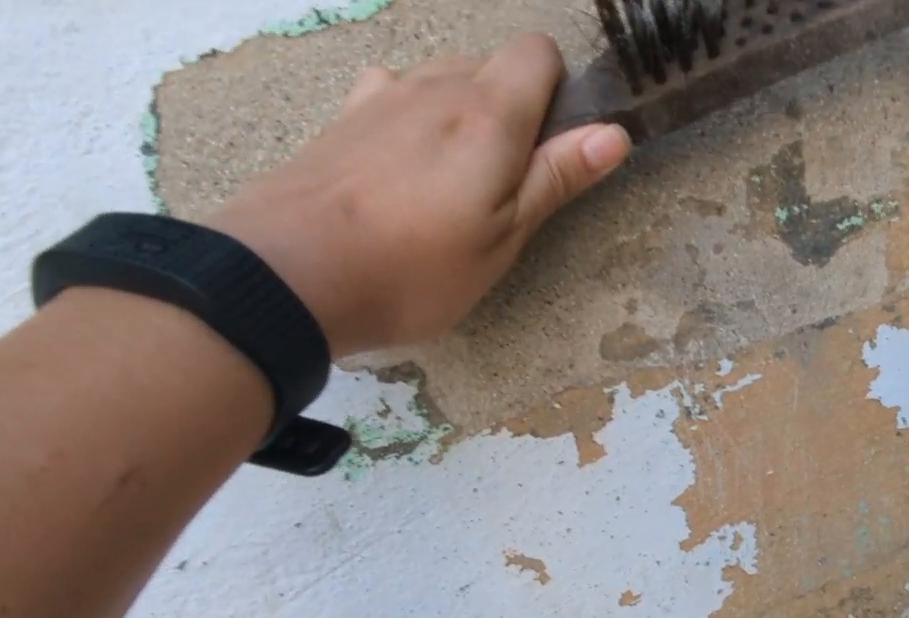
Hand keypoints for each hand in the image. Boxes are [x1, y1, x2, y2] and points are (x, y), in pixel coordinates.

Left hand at [207, 35, 631, 356]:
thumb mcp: (505, 237)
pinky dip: (417, 118)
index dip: (558, 92)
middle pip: (493, 65)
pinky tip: (405, 169)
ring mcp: (384, 95)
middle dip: (515, 111)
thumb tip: (615, 132)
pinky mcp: (345, 117)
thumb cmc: (417, 269)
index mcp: (488, 113)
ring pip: (445, 79)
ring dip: (465, 115)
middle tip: (507, 187)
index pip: (539, 52)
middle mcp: (436, 85)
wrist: (293, 274)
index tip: (554, 148)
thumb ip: (557, 178)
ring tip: (455, 185)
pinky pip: (398, 95)